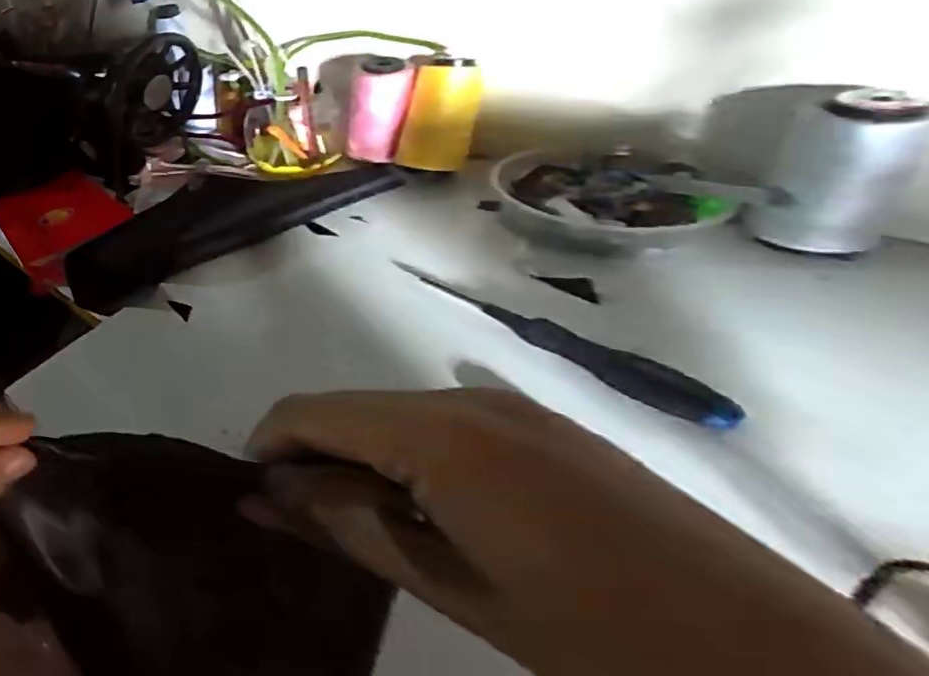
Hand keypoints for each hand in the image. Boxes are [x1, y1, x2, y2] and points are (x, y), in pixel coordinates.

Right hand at [244, 389, 922, 675]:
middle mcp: (464, 396)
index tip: (252, 492)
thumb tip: (263, 494)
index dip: (268, 445)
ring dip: (360, 459)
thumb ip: (348, 527)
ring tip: (357, 521)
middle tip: (298, 517)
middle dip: (311, 455)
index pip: (311, 411)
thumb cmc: (603, 637)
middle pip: (349, 409)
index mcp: (438, 431)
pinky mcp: (542, 426)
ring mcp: (508, 407)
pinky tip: (423, 509)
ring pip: (392, 416)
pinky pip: (441, 427)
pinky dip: (408, 459)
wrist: (793, 668)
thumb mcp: (457, 588)